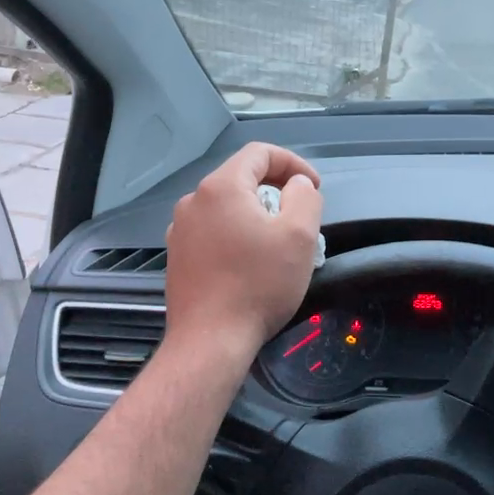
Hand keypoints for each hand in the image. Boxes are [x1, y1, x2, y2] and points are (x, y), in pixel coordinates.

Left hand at [163, 143, 322, 363]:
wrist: (210, 341)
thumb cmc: (258, 285)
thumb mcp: (299, 235)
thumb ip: (305, 197)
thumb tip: (298, 185)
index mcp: (221, 187)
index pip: (260, 153)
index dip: (294, 163)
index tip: (315, 188)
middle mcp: (194, 201)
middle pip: (242, 177)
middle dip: (277, 189)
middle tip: (301, 216)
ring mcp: (180, 230)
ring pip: (227, 205)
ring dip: (257, 213)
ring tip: (279, 241)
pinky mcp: (178, 256)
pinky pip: (214, 230)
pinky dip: (237, 233)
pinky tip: (251, 261)